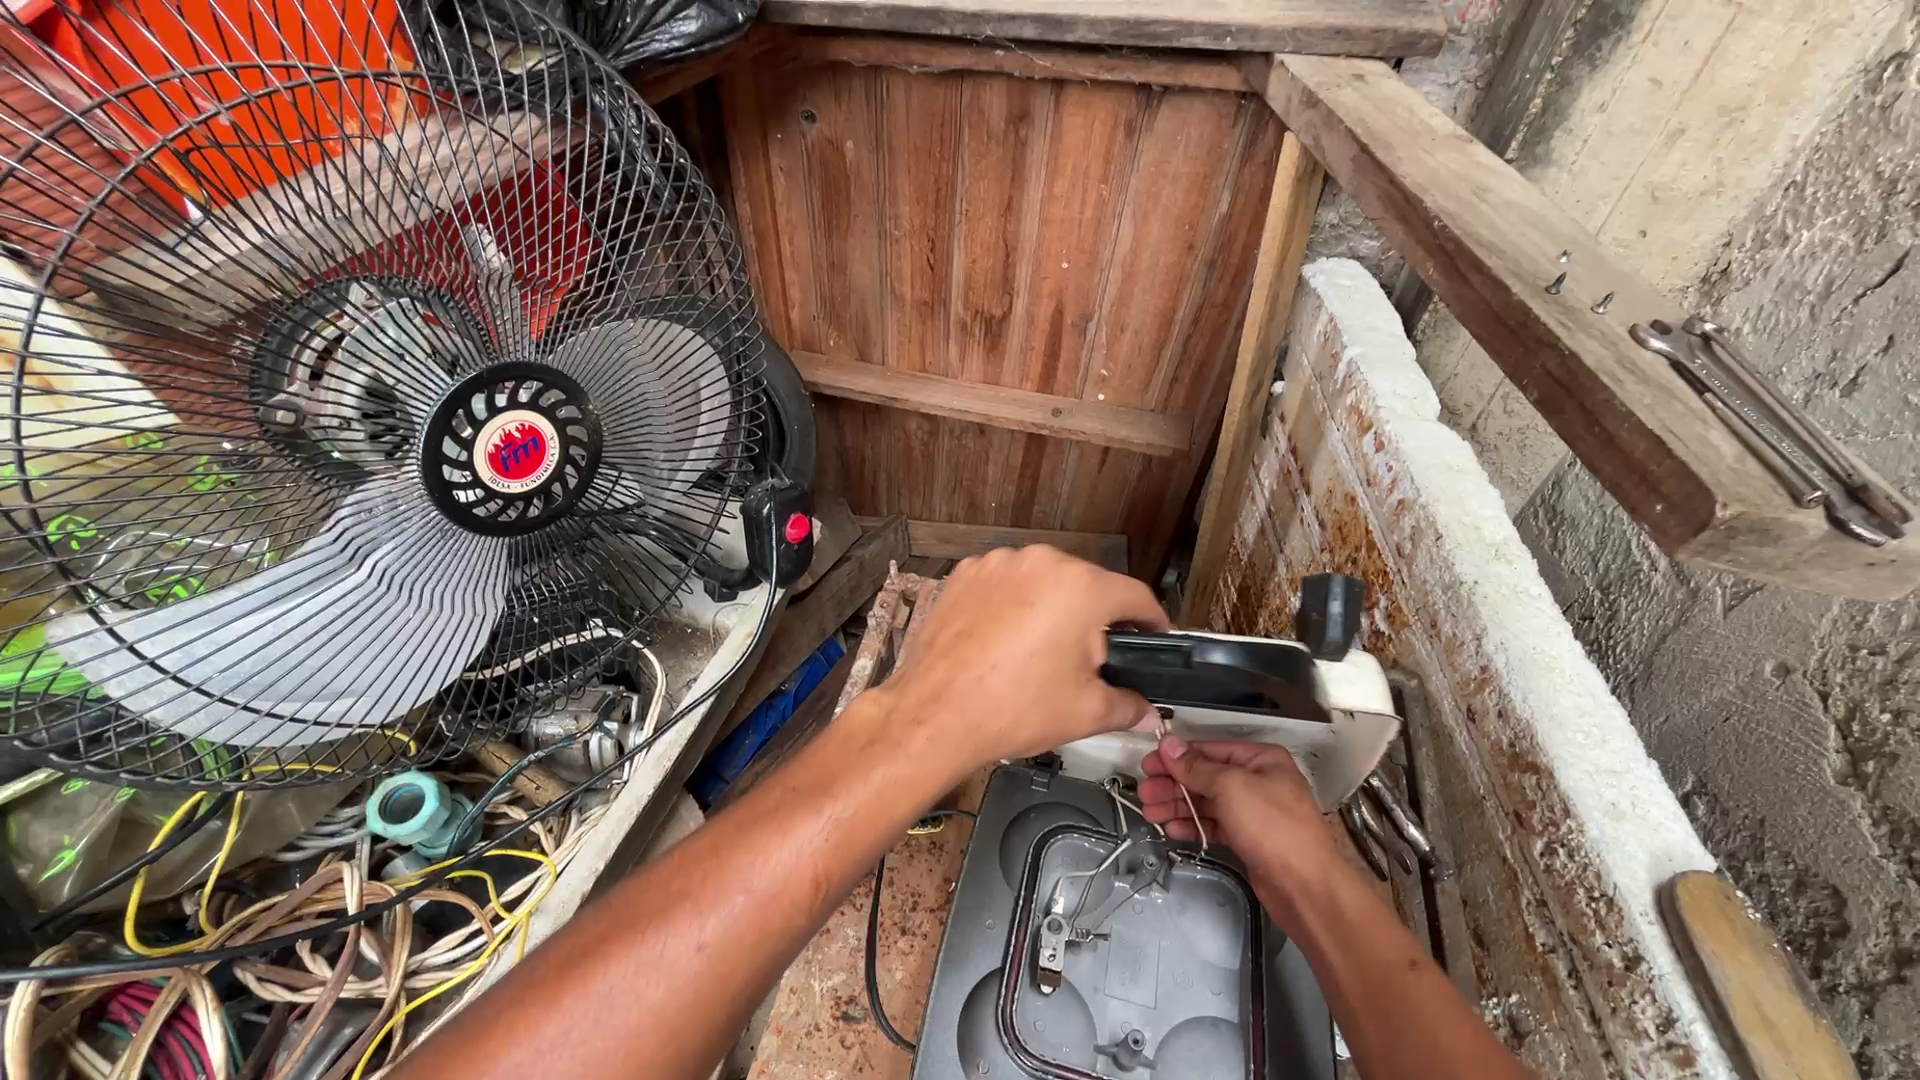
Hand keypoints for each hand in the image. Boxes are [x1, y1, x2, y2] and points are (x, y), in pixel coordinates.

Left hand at [871, 545, 1168, 767]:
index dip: (1151, 622)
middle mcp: (1040, 562)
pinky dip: (1011, 606)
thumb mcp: (1085, 712)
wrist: (935, 714)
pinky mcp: (964, 574)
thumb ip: (1128, 704)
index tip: (1153, 639)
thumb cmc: (1012, 709)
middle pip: (1086, 585)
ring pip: (1042, 582)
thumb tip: (1147, 711)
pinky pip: (1003, 585)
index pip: (1135, 596)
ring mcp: (997, 564)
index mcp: (1081, 587)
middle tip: (1089, 662)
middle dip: (1094, 620)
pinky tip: (1003, 643)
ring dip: (1050, 609)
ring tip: (1039, 654)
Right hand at [1139, 737, 1341, 888]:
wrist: (1305, 887)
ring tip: (1151, 813)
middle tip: (1145, 793)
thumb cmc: (1273, 828)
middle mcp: (1258, 780)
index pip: (1209, 750)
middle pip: (1205, 776)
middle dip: (1173, 784)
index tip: (1148, 764)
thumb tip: (1169, 744)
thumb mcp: (1230, 787)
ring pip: (1206, 802)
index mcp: (1261, 759)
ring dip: (1177, 806)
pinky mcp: (1248, 838)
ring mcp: (1253, 811)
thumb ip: (1196, 766)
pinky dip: (1192, 826)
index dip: (1176, 756)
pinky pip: (1213, 824)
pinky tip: (1172, 830)